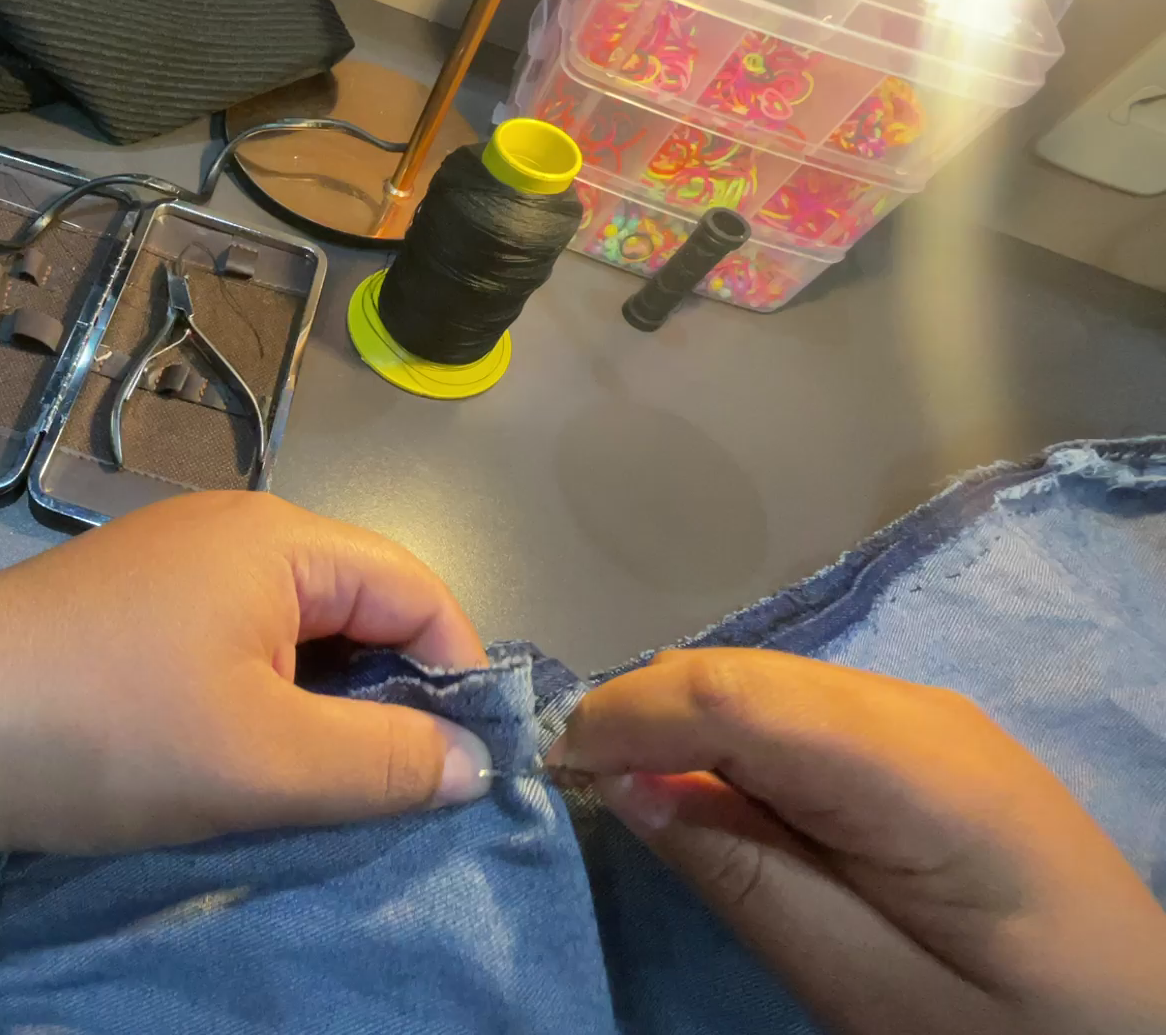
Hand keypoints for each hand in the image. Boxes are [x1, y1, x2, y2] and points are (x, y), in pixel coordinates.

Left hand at [0, 491, 492, 859]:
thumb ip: (387, 761)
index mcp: (279, 537)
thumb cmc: (112, 729)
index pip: (412, 585)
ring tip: (322, 770)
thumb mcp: (268, 759)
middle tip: (396, 777)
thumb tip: (474, 761)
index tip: (470, 756)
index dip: (457, 666)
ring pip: (293, 622)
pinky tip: (246, 741)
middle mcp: (233, 527)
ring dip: (324, 694)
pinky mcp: (136, 597)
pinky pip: (236, 633)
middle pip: (354, 598)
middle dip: (389, 686)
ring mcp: (176, 558)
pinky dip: (265, 688)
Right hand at [548, 649, 1165, 1034]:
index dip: (627, 717)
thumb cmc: (1011, 1027)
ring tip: (637, 787)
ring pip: (732, 674)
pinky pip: (761, 696)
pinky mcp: (888, 721)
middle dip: (633, 715)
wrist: (1150, 1030)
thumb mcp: (867, 986)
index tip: (564, 771)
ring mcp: (901, 705)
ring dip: (663, 720)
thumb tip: (621, 784)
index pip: (734, 698)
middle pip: (724, 671)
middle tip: (589, 785)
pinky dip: (703, 728)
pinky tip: (704, 783)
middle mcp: (905, 706)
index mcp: (920, 772)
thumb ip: (739, 874)